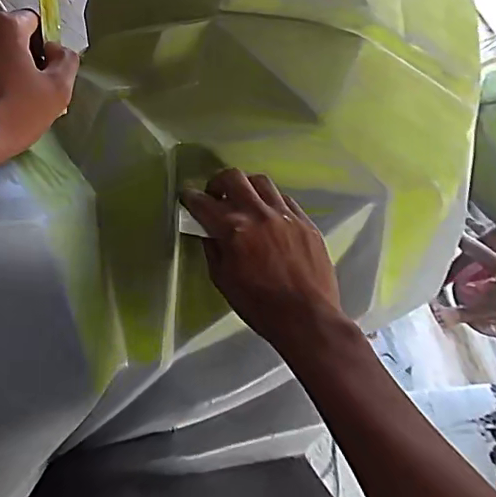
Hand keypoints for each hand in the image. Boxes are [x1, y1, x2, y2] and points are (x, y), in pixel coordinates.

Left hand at [0, 10, 77, 161]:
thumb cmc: (13, 112)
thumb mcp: (56, 89)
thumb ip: (66, 60)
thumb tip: (55, 50)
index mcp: (4, 25)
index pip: (35, 22)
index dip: (46, 47)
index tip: (46, 73)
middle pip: (12, 37)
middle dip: (25, 58)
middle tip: (33, 91)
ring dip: (6, 71)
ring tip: (13, 102)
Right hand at [181, 170, 347, 349]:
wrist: (308, 319)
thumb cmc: (258, 304)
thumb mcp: (222, 278)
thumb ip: (212, 247)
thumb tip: (209, 231)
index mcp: (232, 229)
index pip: (202, 202)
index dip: (190, 198)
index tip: (187, 198)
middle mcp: (258, 214)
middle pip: (233, 177)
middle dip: (218, 183)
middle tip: (216, 197)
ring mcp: (285, 216)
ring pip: (261, 182)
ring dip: (246, 188)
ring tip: (245, 203)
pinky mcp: (306, 223)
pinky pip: (285, 199)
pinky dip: (271, 202)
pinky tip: (269, 217)